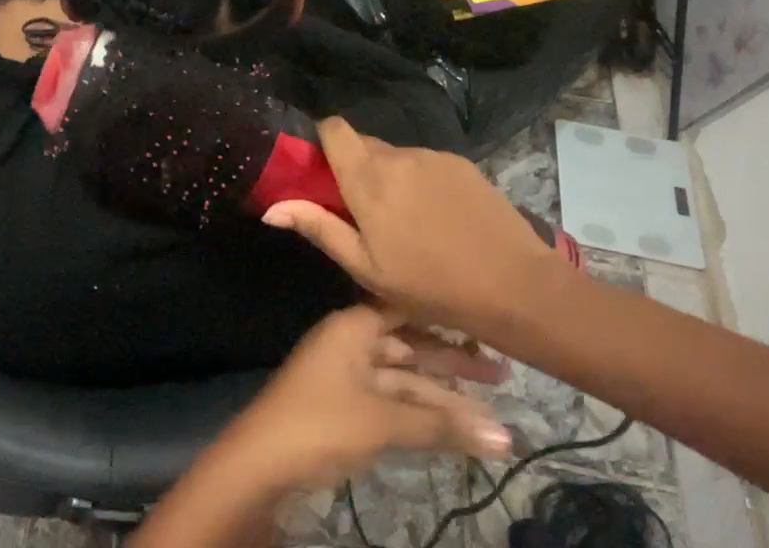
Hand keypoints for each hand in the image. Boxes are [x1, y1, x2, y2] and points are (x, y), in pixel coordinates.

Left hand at [219, 305, 512, 494]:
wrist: (261, 463)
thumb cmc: (321, 424)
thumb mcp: (384, 422)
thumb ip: (443, 428)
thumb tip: (507, 439)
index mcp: (352, 327)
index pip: (404, 307)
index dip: (443, 316)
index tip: (486, 325)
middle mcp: (349, 342)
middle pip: (408, 346)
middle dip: (452, 363)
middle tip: (504, 375)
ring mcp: (345, 375)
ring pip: (402, 379)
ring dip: (441, 397)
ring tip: (491, 415)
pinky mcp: (344, 407)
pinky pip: (391, 401)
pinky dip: (420, 414)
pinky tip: (454, 429)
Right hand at [263, 118, 564, 329]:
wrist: (515, 287)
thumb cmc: (430, 285)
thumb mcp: (365, 267)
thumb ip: (318, 228)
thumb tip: (271, 208)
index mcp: (368, 178)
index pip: (334, 128)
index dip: (323, 141)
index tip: (321, 171)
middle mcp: (398, 156)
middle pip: (364, 144)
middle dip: (356, 169)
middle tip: (363, 213)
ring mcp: (434, 157)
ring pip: (396, 156)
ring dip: (390, 178)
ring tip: (406, 223)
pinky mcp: (462, 164)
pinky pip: (426, 164)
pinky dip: (420, 183)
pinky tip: (436, 219)